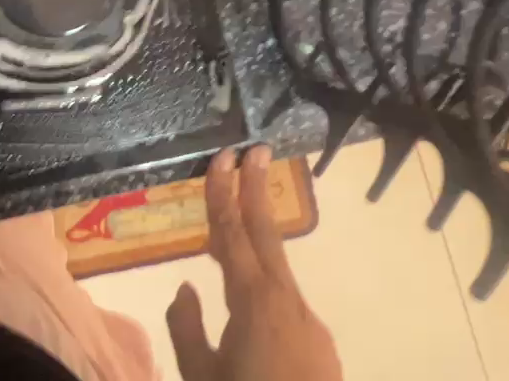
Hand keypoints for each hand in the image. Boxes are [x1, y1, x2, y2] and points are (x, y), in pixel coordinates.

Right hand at [167, 147, 342, 380]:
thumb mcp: (199, 375)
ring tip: (236, 218)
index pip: (233, 235)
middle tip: (254, 150)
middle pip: (269, 237)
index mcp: (254, 304)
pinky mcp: (321, 352)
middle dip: (258, 192)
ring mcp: (312, 330)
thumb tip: (187, 285)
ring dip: (257, 242)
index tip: (223, 156)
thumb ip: (187, 325)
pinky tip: (247, 304)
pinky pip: (286, 305)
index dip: (223, 194)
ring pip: (278, 273)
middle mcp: (289, 306)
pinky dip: (264, 286)